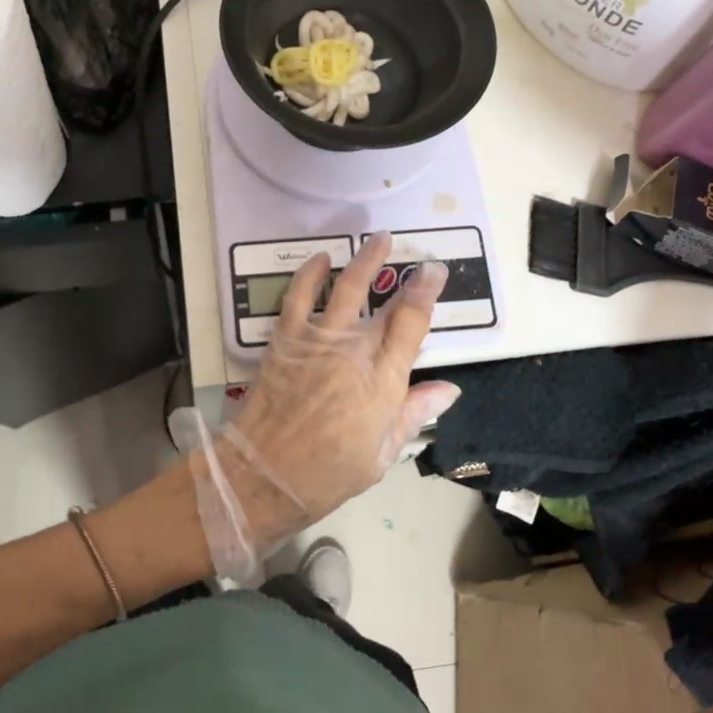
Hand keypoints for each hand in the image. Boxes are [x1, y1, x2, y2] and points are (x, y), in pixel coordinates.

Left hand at [170, 232, 462, 582]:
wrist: (264, 472)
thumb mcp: (382, 454)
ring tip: (377, 240)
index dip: (426, 293)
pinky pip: (299, 295)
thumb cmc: (328, 473)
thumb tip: (448, 389)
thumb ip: (413, 414)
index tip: (435, 272)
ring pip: (345, 287)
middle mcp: (354, 352)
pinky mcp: (286, 338)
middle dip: (404, 275)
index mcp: (383, 382)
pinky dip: (310, 273)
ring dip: (363, 260)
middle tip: (416, 256)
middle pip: (384, 302)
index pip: (411, 324)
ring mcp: (318, 340)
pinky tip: (321, 259)